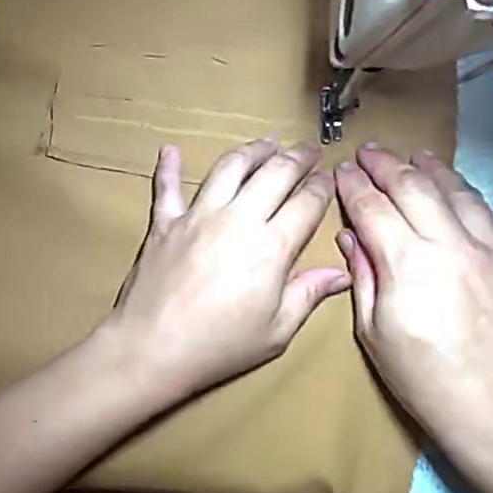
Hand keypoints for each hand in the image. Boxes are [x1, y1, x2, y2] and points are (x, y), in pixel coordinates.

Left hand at [101, 138, 349, 398]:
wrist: (152, 348)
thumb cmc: (218, 346)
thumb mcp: (275, 331)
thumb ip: (308, 295)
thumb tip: (340, 274)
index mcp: (272, 246)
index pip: (308, 202)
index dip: (323, 186)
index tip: (329, 179)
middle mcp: (237, 219)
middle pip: (275, 173)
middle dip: (297, 157)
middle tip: (308, 150)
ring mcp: (197, 217)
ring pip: (229, 168)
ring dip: (252, 151)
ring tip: (266, 144)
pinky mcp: (164, 224)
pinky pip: (166, 188)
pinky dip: (168, 167)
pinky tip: (169, 151)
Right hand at [333, 144, 492, 464]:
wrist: (491, 405)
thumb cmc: (421, 376)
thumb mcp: (372, 332)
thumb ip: (364, 277)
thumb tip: (351, 237)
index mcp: (408, 261)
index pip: (374, 208)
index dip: (354, 187)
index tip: (342, 171)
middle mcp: (452, 243)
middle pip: (416, 188)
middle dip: (389, 165)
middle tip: (372, 151)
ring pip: (464, 194)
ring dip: (438, 171)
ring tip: (421, 157)